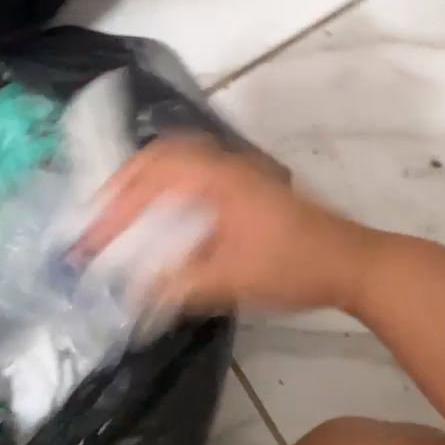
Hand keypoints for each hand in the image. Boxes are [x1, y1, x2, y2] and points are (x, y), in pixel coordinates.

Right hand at [82, 136, 382, 314]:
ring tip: (123, 210)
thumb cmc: (293, 267)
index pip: (152, 175)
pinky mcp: (249, 184)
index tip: (92, 235)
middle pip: (162, 154)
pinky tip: (164, 215)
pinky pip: (196, 171)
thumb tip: (130, 290)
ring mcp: (240, 171)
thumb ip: (178, 284)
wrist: (352, 262)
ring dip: (147, 179)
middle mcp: (226, 164)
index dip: (115, 203)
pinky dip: (169, 185)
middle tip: (99, 212)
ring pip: (180, 158)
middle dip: (125, 181)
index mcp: (218, 178)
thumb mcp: (232, 281)